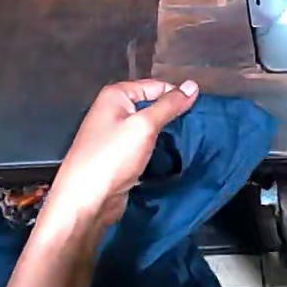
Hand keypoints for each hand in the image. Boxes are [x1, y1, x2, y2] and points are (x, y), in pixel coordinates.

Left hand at [40, 79, 199, 236]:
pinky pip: (144, 146)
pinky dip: (158, 150)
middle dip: (173, 116)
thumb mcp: (144, 126)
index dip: (177, 96)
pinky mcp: (119, 157)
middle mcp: (113, 111)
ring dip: (167, 135)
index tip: (200, 112)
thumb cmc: (112, 157)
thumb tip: (192, 85)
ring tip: (191, 142)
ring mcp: (115, 135)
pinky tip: (174, 157)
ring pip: (149, 128)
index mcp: (116, 95)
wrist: (86, 201)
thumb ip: (169, 105)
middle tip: (199, 128)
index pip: (155, 86)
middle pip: (152, 106)